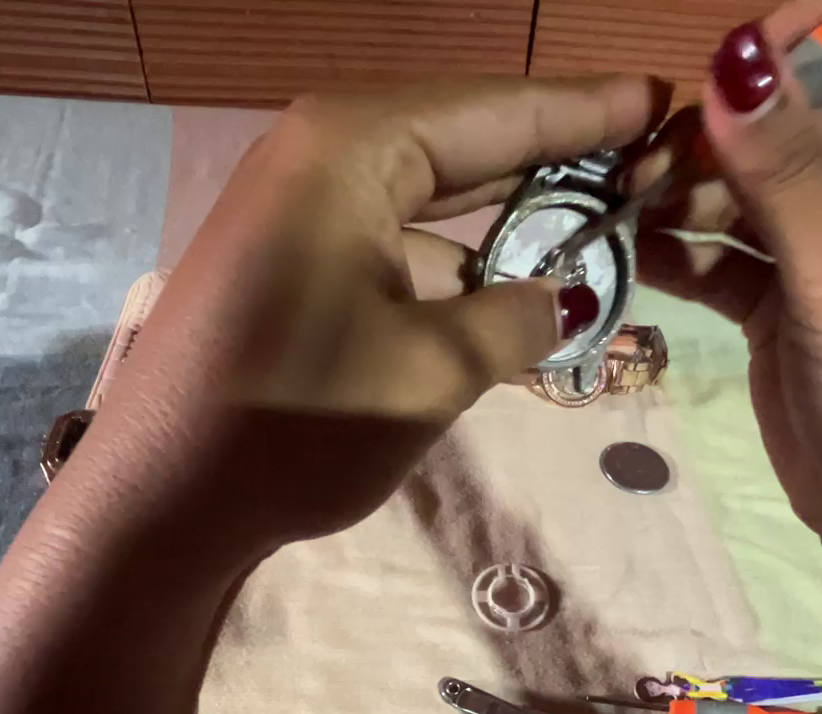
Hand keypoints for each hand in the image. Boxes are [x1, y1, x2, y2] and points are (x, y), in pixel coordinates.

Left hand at [70, 77, 663, 552]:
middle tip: (636, 168)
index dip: (583, 111)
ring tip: (587, 252)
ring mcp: (297, 221)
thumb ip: (515, 320)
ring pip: (428, 214)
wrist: (165, 502)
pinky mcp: (290, 277)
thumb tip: (560, 301)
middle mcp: (319, 162)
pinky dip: (450, 280)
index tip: (656, 102)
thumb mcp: (433, 370)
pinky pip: (392, 258)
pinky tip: (500, 308)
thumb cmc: (299, 423)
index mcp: (352, 150)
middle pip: (461, 150)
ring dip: (501, 239)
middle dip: (549, 167)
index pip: (493, 110)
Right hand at [636, 6, 821, 538]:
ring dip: (692, 191)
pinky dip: (688, 251)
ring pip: (754, 188)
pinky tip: (639, 253)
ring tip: (627, 207)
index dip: (807, 39)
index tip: (720, 64)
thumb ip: (786, 166)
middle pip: (800, 118)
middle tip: (645, 159)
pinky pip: (731, 255)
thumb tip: (729, 58)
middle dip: (724, 128)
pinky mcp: (788, 306)